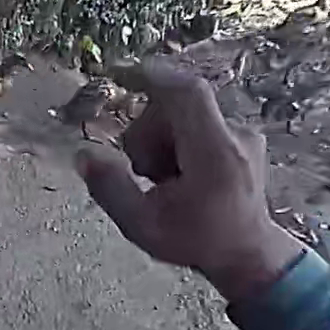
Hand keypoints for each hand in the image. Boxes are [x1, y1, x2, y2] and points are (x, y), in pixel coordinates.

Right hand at [76, 60, 304, 302]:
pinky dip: (178, 141)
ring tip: (163, 179)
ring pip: (183, 114)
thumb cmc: (195, 241)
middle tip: (142, 172)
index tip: (119, 74)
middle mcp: (235, 135)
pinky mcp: (241, 135)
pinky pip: (197, 121)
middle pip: (175, 106)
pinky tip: (180, 173)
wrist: (247, 254)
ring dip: (160, 139)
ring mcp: (243, 133)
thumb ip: (110, 188)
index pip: (187, 94)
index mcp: (215, 155)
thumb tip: (82, 155)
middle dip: (147, 131)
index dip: (152, 77)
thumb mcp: (142, 226)